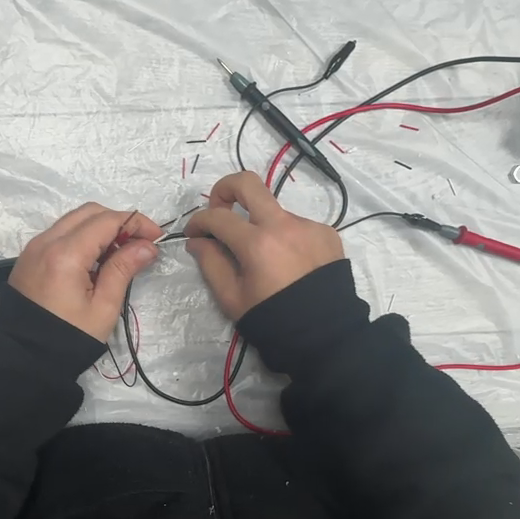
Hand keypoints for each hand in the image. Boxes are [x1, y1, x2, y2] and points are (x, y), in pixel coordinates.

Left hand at [8, 204, 163, 340]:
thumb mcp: (103, 307)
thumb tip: (147, 246)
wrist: (24, 358)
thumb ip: (123, 269)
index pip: (107, 221)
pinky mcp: (28, 258)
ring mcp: (34, 248)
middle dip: (118, 222)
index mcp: (65, 254)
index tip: (155, 238)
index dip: (136, 223)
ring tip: (119, 254)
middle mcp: (46, 242)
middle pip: (89, 212)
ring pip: (73, 220)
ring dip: (99, 228)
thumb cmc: (68, 338)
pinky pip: (59, 234)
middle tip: (139, 244)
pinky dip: (81, 237)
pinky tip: (95, 261)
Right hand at [185, 172, 343, 320]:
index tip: (193, 233)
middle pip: (248, 183)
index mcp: (257, 243)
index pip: (217, 216)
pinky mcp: (326, 232)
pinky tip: (287, 263)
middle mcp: (284, 225)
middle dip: (225, 189)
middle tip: (219, 209)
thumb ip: (211, 263)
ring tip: (262, 257)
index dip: (198, 221)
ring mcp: (308, 225)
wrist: (325, 335)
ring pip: (273, 210)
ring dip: (259, 224)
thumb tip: (198, 241)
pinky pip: (296, 225)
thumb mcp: (232, 298)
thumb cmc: (272, 320)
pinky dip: (283, 237)